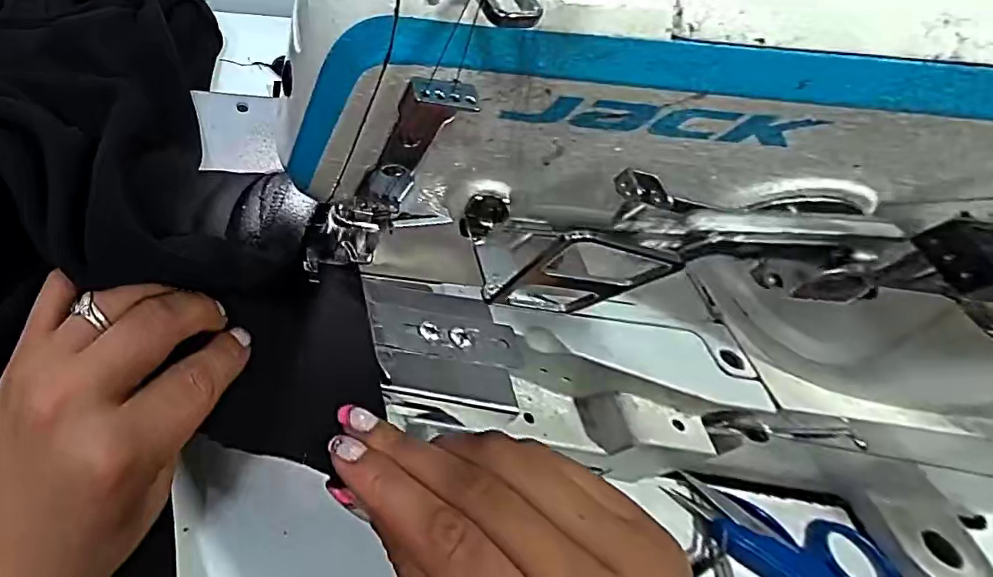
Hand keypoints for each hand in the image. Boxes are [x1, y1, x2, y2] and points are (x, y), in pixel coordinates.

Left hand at [0, 270, 250, 576]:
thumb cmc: (67, 548)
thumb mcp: (146, 502)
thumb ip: (178, 430)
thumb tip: (204, 370)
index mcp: (117, 450)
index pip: (195, 378)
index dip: (228, 354)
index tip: (239, 342)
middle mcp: (78, 398)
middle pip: (160, 322)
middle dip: (201, 310)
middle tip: (214, 316)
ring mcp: (43, 367)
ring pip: (116, 295)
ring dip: (158, 291)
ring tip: (177, 301)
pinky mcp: (19, 354)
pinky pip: (59, 289)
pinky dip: (93, 279)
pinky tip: (117, 287)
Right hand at [327, 406, 689, 576]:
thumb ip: (421, 568)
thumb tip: (372, 493)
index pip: (454, 542)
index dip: (391, 488)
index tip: (348, 452)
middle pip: (482, 493)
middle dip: (407, 454)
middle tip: (360, 429)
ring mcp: (634, 556)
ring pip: (516, 462)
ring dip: (448, 446)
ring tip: (406, 442)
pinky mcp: (644, 527)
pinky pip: (555, 459)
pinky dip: (501, 448)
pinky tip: (467, 447)